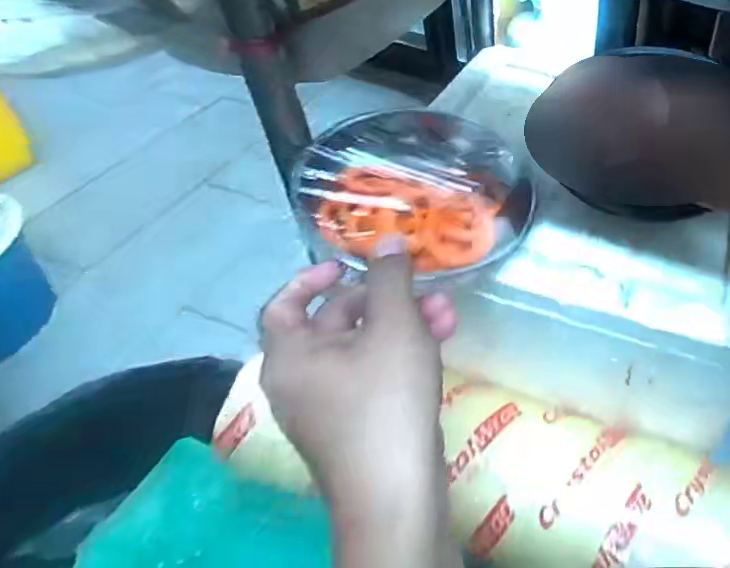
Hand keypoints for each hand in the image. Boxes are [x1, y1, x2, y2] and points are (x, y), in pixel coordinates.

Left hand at [259, 236, 457, 561]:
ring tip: (446, 313)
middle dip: (385, 297)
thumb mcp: (395, 324)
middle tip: (424, 286)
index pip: (283, 305)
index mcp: (292, 356)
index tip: (349, 263)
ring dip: (405, 320)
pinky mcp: (357, 420)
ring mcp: (329, 403)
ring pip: (364, 343)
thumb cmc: (385, 397)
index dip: (312, 277)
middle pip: (335, 319)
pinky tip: (442, 340)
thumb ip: (390, 277)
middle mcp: (301, 379)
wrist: (396, 489)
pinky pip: (374, 369)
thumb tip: (387, 240)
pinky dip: (403, 350)